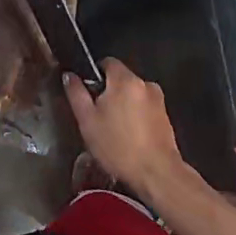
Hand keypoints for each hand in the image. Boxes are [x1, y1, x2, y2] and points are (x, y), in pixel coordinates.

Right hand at [63, 58, 184, 188]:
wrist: (155, 172)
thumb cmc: (117, 146)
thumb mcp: (87, 121)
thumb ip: (77, 94)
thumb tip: (70, 75)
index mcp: (125, 80)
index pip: (108, 62)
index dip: (94, 74)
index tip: (88, 94)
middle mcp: (145, 83)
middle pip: (121, 80)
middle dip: (109, 93)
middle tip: (97, 118)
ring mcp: (159, 100)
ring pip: (133, 96)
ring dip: (123, 106)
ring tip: (114, 132)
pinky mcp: (166, 116)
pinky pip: (144, 109)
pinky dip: (136, 117)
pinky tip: (130, 138)